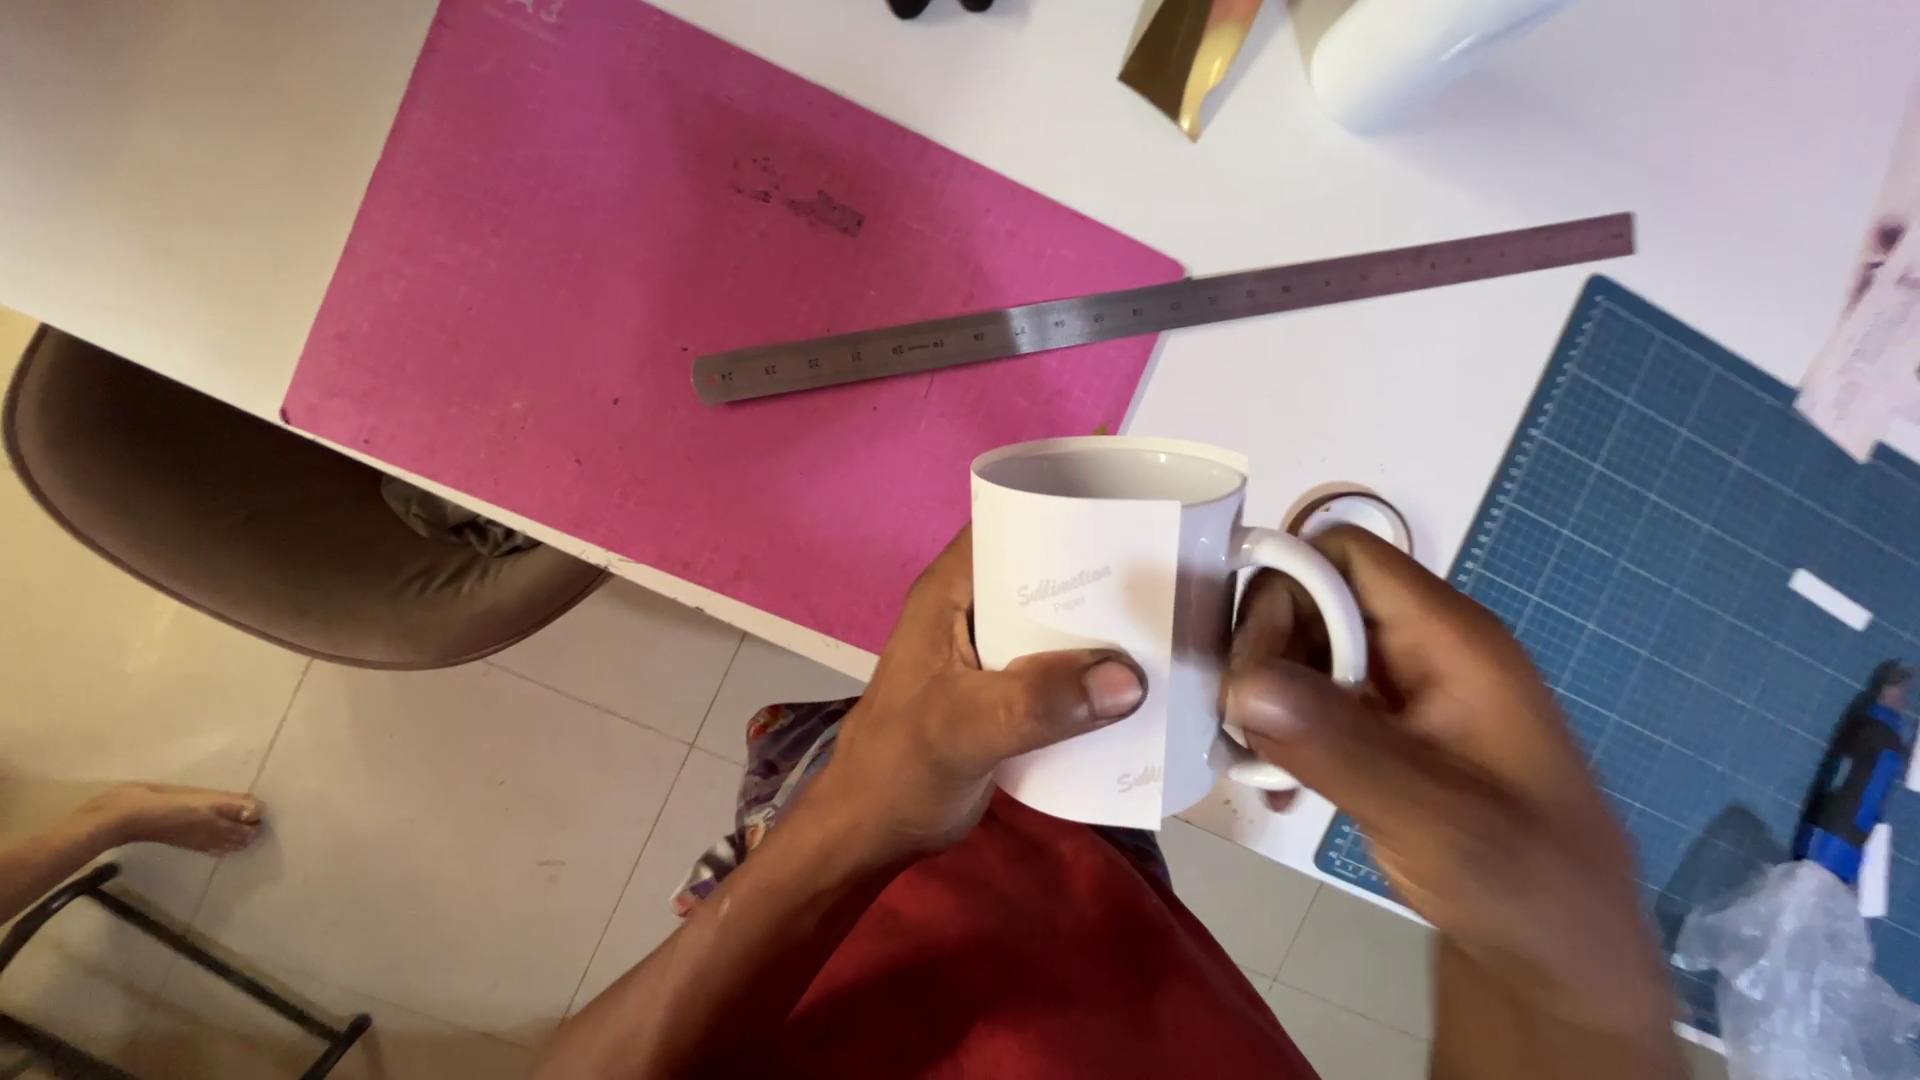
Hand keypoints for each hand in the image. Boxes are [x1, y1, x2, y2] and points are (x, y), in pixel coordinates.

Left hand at [816, 528, 1147, 855]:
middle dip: (1102, 573)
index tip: (1137, 519)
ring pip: (1055, 619)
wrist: (873, 829)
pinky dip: (1091, 670)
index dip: (1069, 512)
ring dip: (1102, 626)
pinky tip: (1137, 681)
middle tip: (1173, 577)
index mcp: (952, 589)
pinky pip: (1058, 663)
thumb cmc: (899, 767)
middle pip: (1045, 569)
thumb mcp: (963, 729)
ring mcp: (990, 649)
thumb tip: (1129, 678)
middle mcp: (973, 606)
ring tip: (1170, 624)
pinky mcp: (1006, 689)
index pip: (1013, 521)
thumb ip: (1036, 703)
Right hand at [1224, 526, 1672, 1038]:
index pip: (1347, 554)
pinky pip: (1306, 694)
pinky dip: (1277, 727)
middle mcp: (1420, 644)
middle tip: (1244, 722)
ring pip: (1300, 645)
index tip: (1251, 663)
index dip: (1286, 586)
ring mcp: (1399, 683)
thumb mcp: (1434, 820)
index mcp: (1450, 638)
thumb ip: (1338, 748)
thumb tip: (1241, 682)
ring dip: (1263, 695)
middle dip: (1264, 650)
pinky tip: (1276, 784)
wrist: (1559, 953)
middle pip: (1311, 596)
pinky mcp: (1379, 721)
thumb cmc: (1525, 883)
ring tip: (1259, 764)